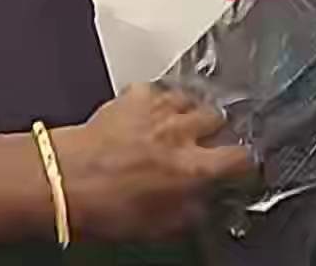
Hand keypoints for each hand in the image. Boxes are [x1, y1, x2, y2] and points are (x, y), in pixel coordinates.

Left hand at [53, 84, 251, 240]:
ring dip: (187, 111)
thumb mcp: (161, 227)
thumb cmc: (110, 208)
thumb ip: (191, 210)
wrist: (71, 178)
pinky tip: (148, 111)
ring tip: (177, 123)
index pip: (239, 156)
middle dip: (214, 129)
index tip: (240, 164)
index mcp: (193, 167)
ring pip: (189, 98)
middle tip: (205, 141)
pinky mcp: (136, 93)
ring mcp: (158, 107)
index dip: (244, 161)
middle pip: (216, 117)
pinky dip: (157, 99)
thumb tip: (203, 201)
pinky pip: (158, 89)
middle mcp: (181, 131)